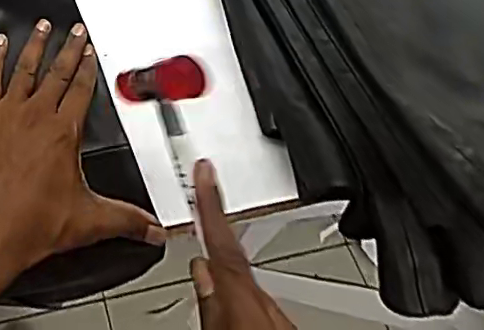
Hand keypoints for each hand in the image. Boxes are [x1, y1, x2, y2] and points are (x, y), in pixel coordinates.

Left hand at [0, 22, 165, 329]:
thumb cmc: (33, 220)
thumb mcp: (88, 221)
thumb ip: (124, 219)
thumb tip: (152, 229)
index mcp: (63, 131)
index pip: (81, 90)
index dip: (88, 68)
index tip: (90, 52)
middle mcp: (37, 113)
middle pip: (58, 71)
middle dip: (70, 48)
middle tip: (76, 29)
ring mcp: (9, 110)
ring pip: (26, 67)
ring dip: (36, 44)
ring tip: (43, 25)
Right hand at [190, 159, 296, 329]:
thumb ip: (208, 304)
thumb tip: (200, 269)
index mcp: (245, 302)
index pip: (222, 241)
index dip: (210, 201)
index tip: (204, 169)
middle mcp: (270, 310)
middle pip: (237, 266)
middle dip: (217, 244)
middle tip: (202, 213)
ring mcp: (283, 323)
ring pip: (252, 292)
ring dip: (233, 284)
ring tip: (215, 295)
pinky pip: (266, 313)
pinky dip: (249, 310)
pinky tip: (241, 318)